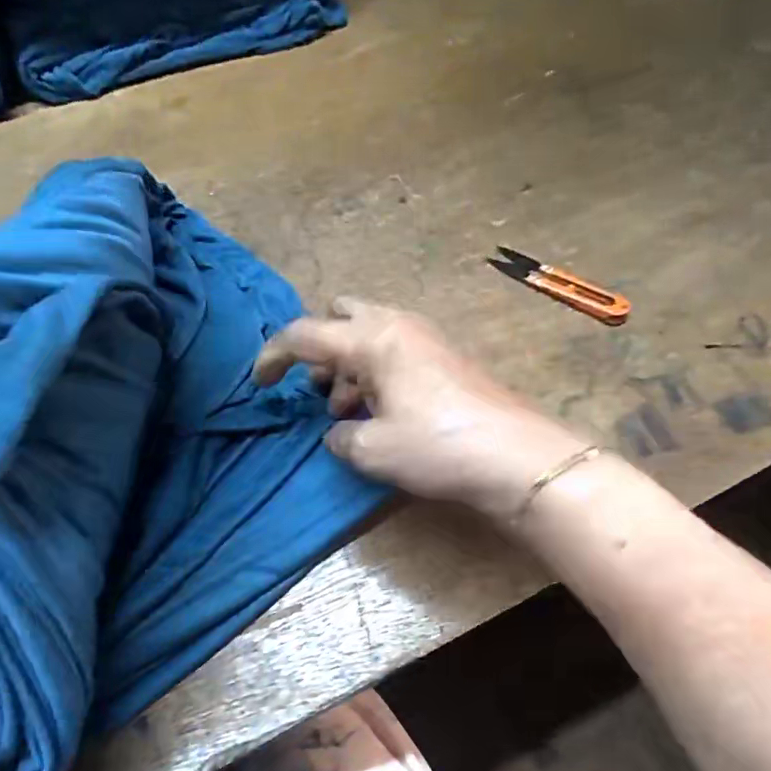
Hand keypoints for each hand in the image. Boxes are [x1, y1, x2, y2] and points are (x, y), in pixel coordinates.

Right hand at [254, 298, 589, 521]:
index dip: (273, 355)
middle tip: (317, 388)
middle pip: (342, 315)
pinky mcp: (447, 358)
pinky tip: (382, 412)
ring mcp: (427, 338)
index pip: (304, 333)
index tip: (258, 382)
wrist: (513, 454)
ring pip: (371, 334)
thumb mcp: (371, 449)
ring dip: (350, 364)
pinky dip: (377, 372)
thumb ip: (340, 436)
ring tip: (346, 410)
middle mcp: (398, 325)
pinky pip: (397, 351)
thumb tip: (338, 430)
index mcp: (371, 337)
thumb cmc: (435, 446)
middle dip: (321, 347)